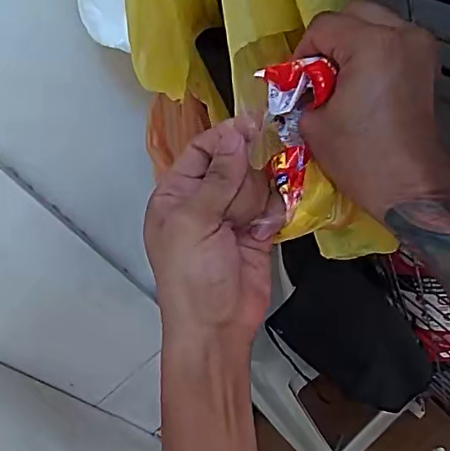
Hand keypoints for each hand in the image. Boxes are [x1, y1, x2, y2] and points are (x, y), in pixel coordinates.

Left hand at [143, 114, 284, 344]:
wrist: (217, 326)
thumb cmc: (192, 278)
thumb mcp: (194, 221)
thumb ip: (218, 178)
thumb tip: (235, 136)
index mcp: (176, 194)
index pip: (202, 150)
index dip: (226, 137)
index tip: (254, 124)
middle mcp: (204, 202)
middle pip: (236, 165)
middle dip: (243, 180)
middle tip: (236, 207)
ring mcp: (232, 218)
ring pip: (258, 185)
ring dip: (258, 202)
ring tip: (249, 227)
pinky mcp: (257, 234)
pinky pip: (272, 208)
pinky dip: (273, 216)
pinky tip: (265, 232)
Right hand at [295, 0, 449, 218]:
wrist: (413, 189)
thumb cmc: (364, 161)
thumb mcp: (315, 126)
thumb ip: (305, 93)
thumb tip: (306, 87)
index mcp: (372, 44)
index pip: (324, 26)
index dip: (303, 52)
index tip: (297, 81)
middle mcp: (402, 35)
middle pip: (354, 14)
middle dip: (332, 40)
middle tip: (319, 76)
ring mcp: (422, 49)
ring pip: (378, 25)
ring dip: (355, 44)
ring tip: (343, 82)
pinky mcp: (430, 67)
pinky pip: (395, 44)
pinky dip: (376, 55)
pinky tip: (364, 86)